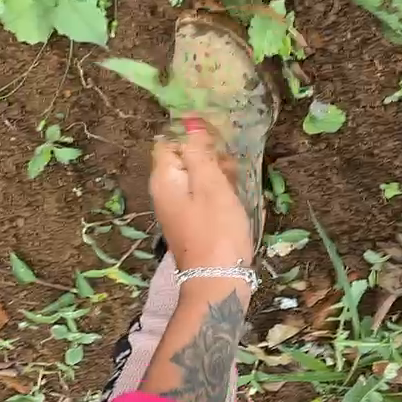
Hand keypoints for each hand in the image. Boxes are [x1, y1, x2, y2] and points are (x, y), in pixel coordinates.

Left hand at [151, 116, 255, 274]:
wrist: (218, 281)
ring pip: (195, 179)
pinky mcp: (191, 223)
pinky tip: (234, 202)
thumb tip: (189, 121)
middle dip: (209, 157)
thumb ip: (199, 151)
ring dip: (217, 176)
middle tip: (231, 169)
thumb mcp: (211, 184)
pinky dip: (217, 195)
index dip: (192, 136)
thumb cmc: (217, 230)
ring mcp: (177, 210)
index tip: (218, 142)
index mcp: (164, 179)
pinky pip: (201, 198)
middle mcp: (165, 193)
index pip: (169, 142)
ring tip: (237, 186)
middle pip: (183, 160)